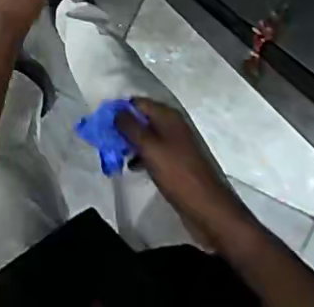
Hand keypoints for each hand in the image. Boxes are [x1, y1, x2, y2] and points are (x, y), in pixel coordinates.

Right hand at [118, 98, 251, 247]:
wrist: (211, 211)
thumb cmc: (178, 174)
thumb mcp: (149, 147)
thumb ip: (129, 126)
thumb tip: (115, 112)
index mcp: (167, 116)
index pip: (136, 102)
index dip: (118, 110)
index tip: (103, 123)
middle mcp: (173, 126)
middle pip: (141, 118)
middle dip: (123, 127)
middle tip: (106, 140)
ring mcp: (177, 145)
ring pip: (146, 136)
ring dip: (130, 143)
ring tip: (116, 155)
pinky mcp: (178, 163)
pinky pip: (154, 152)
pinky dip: (141, 156)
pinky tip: (132, 167)